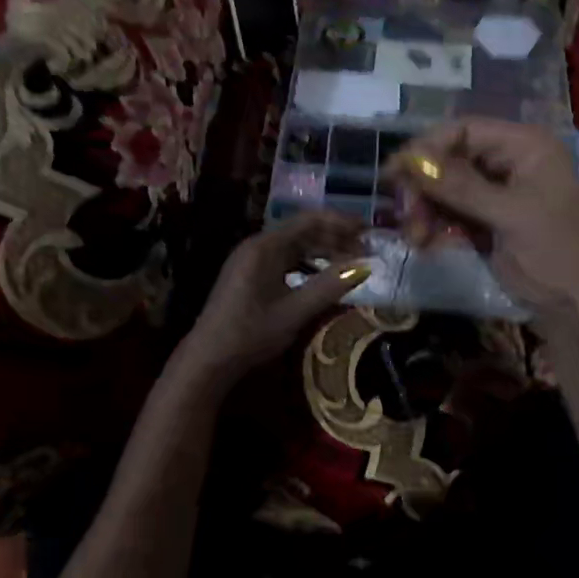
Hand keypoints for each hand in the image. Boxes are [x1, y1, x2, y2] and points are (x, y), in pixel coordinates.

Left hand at [174, 210, 369, 385]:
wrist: (209, 357)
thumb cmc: (251, 333)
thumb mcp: (295, 311)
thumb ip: (330, 286)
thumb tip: (366, 266)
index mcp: (264, 246)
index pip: (309, 220)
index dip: (342, 222)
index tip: (370, 231)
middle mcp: (256, 246)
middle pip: (302, 231)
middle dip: (335, 238)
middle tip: (367, 250)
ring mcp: (249, 261)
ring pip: (293, 247)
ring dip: (322, 252)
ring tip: (350, 264)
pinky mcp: (248, 276)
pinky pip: (283, 261)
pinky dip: (306, 265)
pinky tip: (322, 278)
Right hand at [385, 118, 578, 316]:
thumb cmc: (558, 251)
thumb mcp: (509, 215)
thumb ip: (459, 186)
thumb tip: (409, 161)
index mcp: (525, 148)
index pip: (463, 131)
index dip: (426, 150)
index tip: (394, 176)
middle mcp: (508, 163)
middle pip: (447, 161)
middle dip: (423, 188)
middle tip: (406, 218)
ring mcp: (496, 195)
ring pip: (442, 191)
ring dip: (423, 213)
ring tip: (417, 240)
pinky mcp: (486, 222)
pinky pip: (448, 215)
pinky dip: (433, 228)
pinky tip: (426, 245)